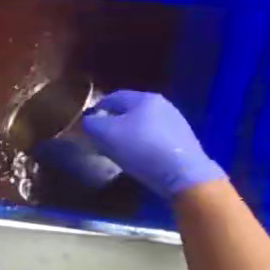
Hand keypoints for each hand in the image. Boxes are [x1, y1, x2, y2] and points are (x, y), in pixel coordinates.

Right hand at [80, 90, 224, 198]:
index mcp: (143, 98)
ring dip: (128, 134)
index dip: (97, 108)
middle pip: (129, 110)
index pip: (113, 97)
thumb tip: (89, 120)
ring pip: (142, 124)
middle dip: (113, 122)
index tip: (87, 122)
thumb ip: (92, 124)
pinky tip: (138, 157)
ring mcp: (175, 122)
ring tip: (118, 150)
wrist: (181, 172)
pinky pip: (154, 137)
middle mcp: (162, 104)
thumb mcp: (106, 134)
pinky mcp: (182, 140)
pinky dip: (142, 144)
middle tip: (100, 137)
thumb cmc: (140, 148)